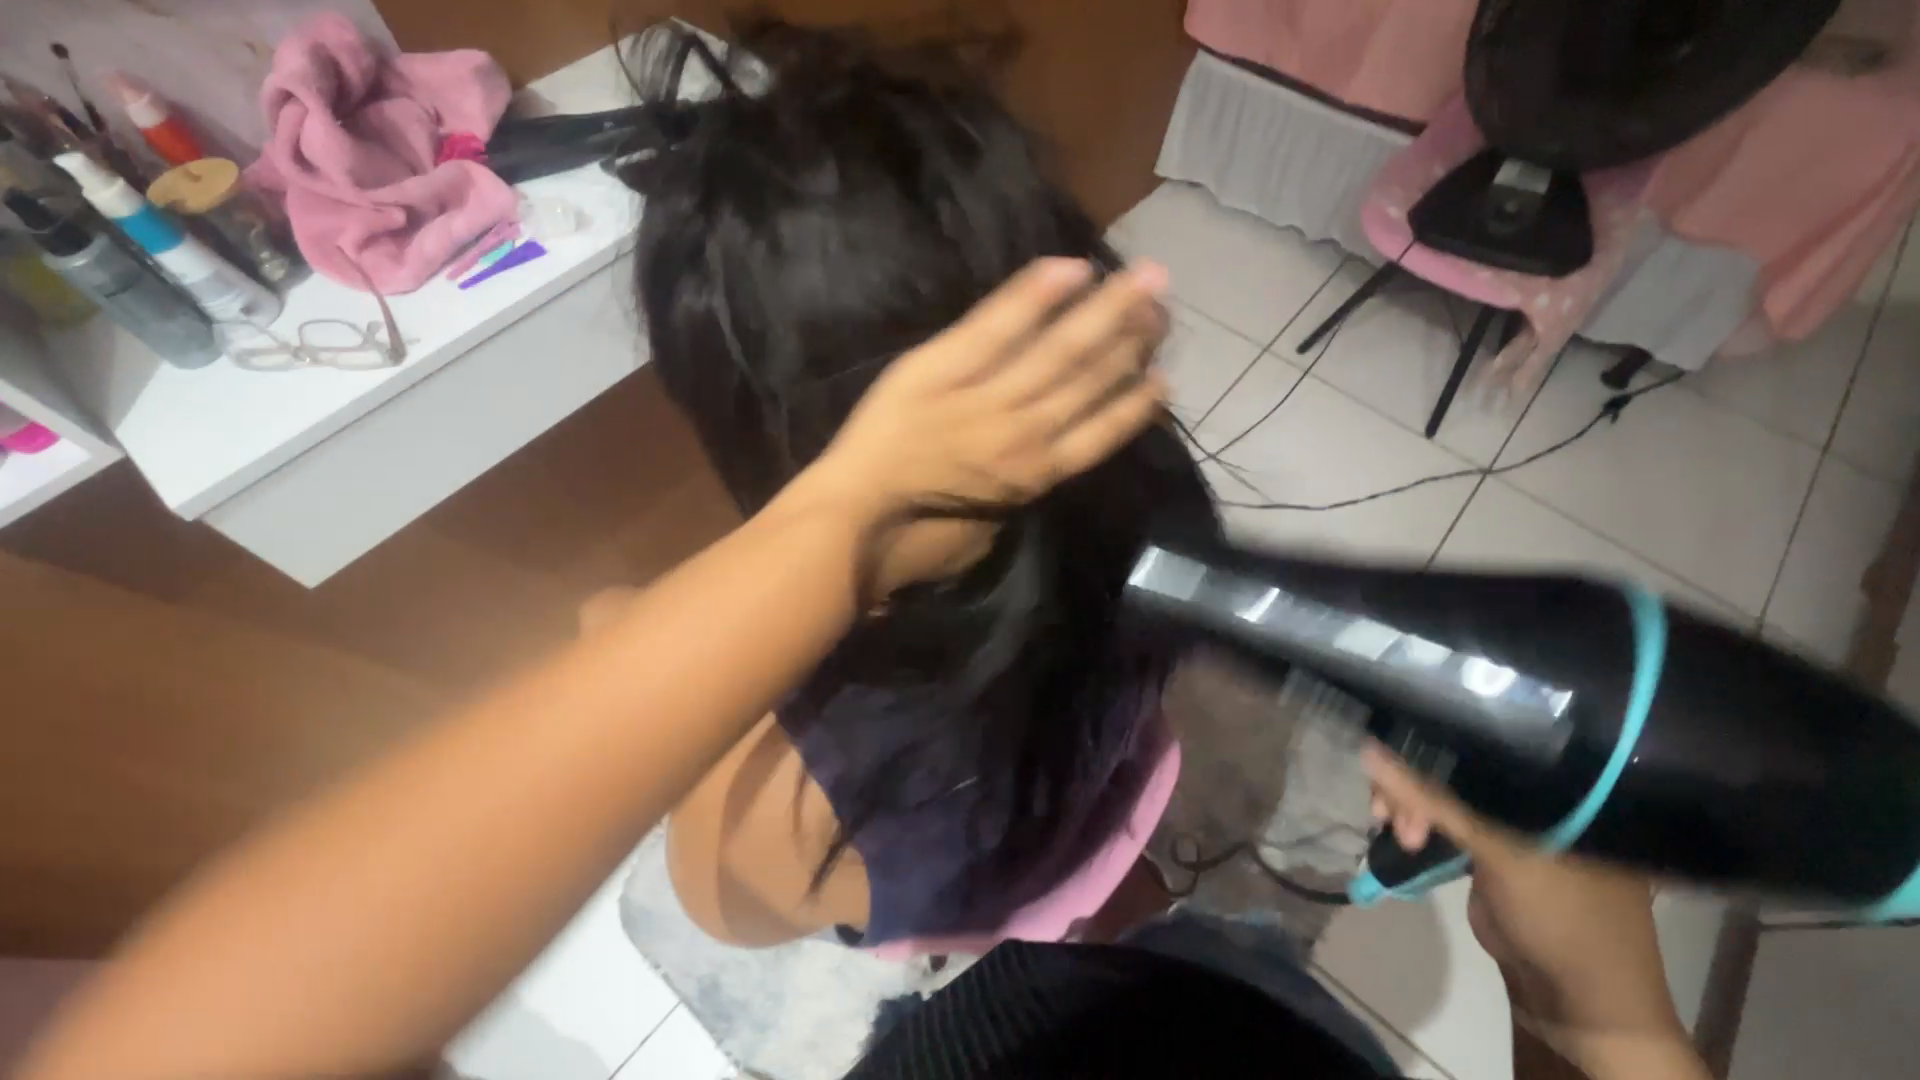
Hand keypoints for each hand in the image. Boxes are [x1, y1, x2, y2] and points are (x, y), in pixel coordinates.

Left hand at [782, 257, 1171, 593]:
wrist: (854, 524)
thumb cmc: (917, 544)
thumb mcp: (986, 529)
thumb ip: (1020, 491)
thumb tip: (1038, 465)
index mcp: (1037, 476)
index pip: (1102, 433)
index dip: (1136, 404)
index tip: (1165, 376)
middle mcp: (1027, 432)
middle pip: (1091, 378)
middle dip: (1133, 338)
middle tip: (1165, 301)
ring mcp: (987, 397)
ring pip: (1060, 350)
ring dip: (1105, 311)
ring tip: (1141, 279)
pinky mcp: (943, 369)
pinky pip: (998, 327)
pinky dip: (1035, 296)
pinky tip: (1073, 267)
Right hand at [1362, 744, 1688, 1047]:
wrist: (1574, 996)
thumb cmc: (1560, 915)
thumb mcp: (1499, 852)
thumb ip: (1435, 800)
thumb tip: (1369, 750)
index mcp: (1560, 787)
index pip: (1488, 742)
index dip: (1437, 743)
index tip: (1395, 756)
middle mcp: (1536, 799)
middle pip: (1458, 769)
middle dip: (1416, 787)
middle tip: (1391, 815)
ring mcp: (1511, 826)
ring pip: (1444, 796)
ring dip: (1411, 808)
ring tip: (1396, 833)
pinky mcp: (1488, 852)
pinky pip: (1444, 823)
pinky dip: (1420, 824)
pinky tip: (1400, 833)